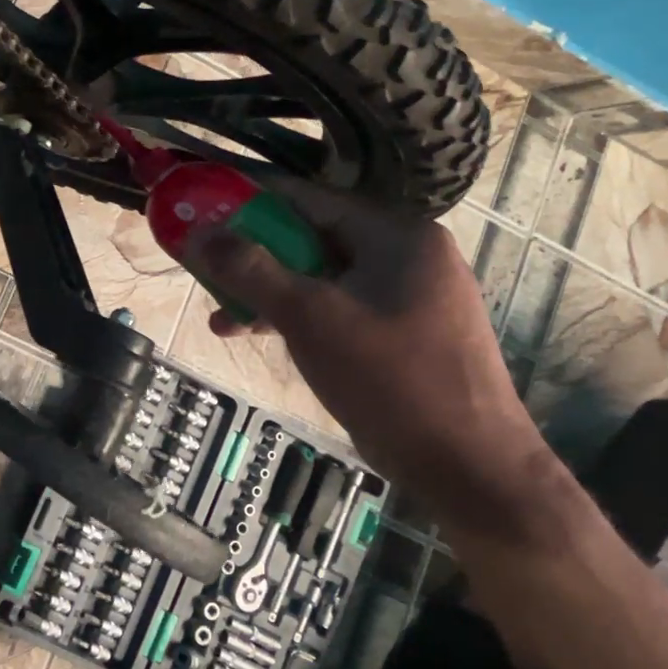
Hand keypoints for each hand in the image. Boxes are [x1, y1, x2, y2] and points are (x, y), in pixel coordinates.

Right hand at [187, 182, 558, 538]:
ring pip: (314, 275)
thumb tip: (197, 232)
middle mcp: (404, 255)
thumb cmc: (392, 380)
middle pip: (306, 236)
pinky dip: (290, 316)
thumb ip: (249, 269)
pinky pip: (330, 306)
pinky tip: (250, 334)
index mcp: (396, 236)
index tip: (198, 204)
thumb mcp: (309, 317)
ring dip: (263, 291)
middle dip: (248, 254)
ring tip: (219, 316)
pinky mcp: (397, 332)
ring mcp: (404, 295)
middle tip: (200, 266)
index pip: (305, 197)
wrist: (470, 470)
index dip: (245, 198)